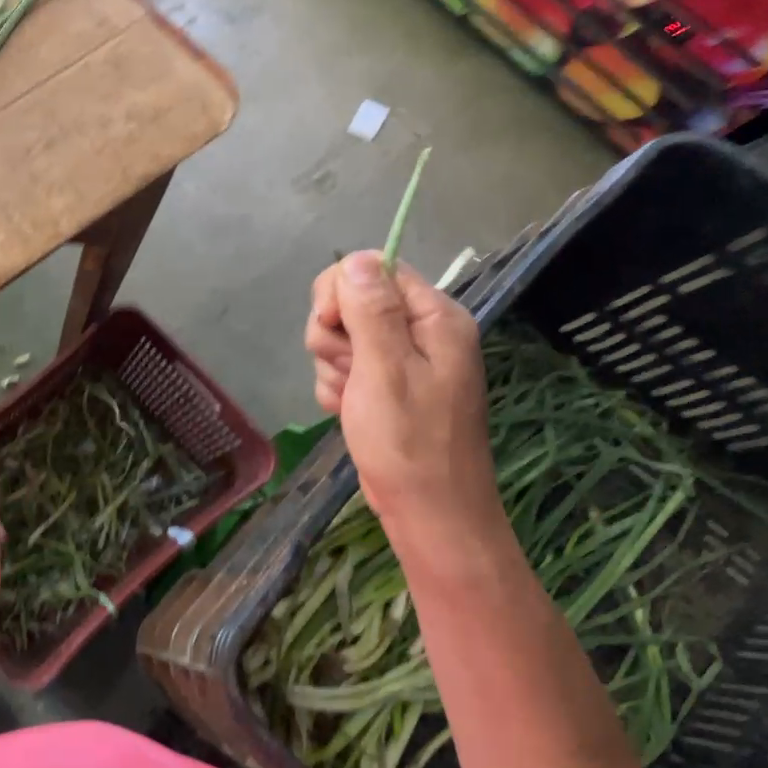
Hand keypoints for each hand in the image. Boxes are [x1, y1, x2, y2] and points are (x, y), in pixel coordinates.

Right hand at [306, 251, 494, 527]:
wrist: (428, 511)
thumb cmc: (408, 441)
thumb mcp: (384, 370)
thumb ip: (370, 310)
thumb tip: (356, 257)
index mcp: (435, 318)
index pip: (373, 269)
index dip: (340, 294)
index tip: (331, 328)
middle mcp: (422, 332)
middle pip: (350, 302)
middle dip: (333, 336)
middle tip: (347, 370)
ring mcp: (403, 361)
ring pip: (340, 337)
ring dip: (332, 367)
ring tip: (351, 399)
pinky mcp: (385, 386)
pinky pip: (343, 368)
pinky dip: (336, 388)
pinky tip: (347, 411)